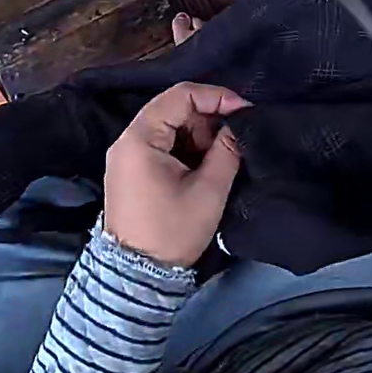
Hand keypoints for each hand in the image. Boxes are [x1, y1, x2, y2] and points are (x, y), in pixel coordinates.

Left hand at [103, 82, 249, 267]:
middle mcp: (127, 140)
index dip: (216, 97)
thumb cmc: (173, 231)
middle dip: (208, 118)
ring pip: (169, 126)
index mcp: (140, 139)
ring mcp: (126, 155)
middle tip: (234, 139)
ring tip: (221, 157)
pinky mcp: (132, 170)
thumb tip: (239, 127)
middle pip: (172, 108)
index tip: (245, 110)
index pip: (179, 96)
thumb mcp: (208, 190)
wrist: (138, 276)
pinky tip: (204, 166)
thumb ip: (227, 151)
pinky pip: (162, 144)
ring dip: (199, 135)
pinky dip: (186, 148)